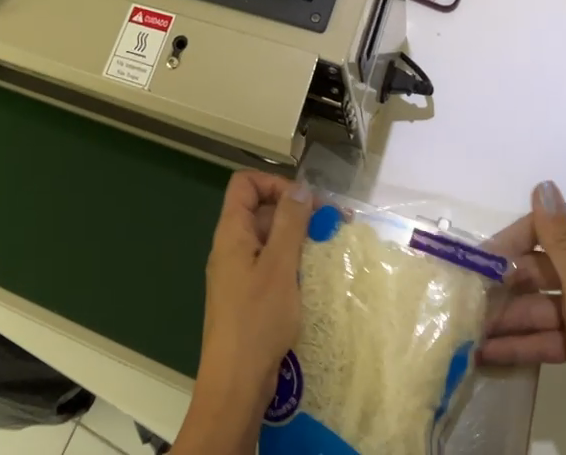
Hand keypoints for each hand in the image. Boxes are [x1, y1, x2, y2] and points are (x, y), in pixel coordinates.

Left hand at [171, 170, 313, 454]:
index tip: (307, 202)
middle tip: (333, 226)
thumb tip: (299, 187)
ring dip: (298, 240)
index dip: (275, 183)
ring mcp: (239, 273)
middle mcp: (231, 247)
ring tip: (330, 251)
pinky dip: (293, 265)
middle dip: (296, 213)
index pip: (246, 184)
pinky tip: (315, 278)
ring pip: (269, 241)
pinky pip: (271, 267)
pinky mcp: (249, 297)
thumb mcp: (279, 266)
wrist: (236, 383)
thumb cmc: (257, 320)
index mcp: (231, 232)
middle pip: (261, 211)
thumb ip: (289, 223)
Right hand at [481, 182, 565, 454]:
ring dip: (505, 318)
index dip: (512, 241)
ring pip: (535, 308)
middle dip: (503, 284)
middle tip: (467, 299)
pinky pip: (542, 337)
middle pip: (535, 271)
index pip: (545, 232)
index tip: (481, 260)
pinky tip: (487, 353)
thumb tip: (543, 184)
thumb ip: (560, 240)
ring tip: (469, 331)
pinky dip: (518, 344)